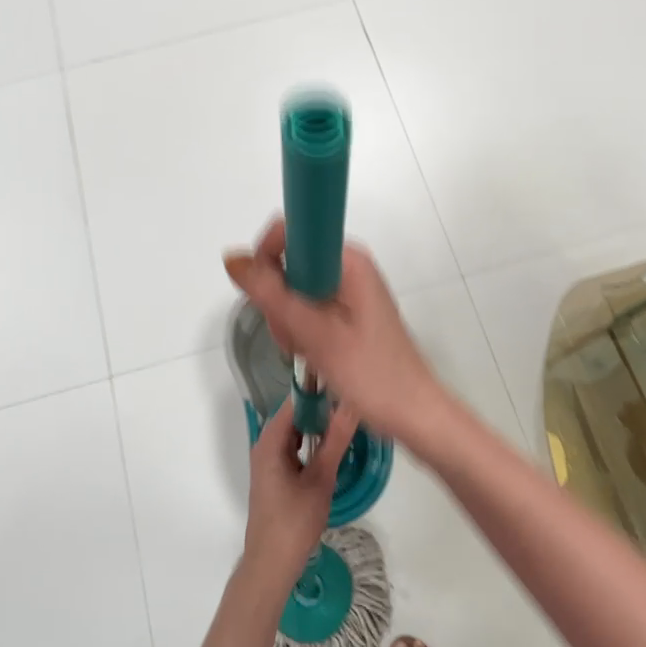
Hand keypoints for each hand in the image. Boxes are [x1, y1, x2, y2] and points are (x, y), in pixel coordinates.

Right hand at [225, 218, 448, 446]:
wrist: (412, 414)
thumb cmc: (370, 374)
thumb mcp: (315, 334)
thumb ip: (272, 295)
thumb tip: (233, 257)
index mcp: (348, 260)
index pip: (291, 232)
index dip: (268, 257)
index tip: (264, 297)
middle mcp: (348, 266)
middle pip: (290, 263)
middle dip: (278, 300)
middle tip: (294, 337)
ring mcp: (349, 290)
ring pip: (295, 289)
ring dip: (288, 321)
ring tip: (306, 352)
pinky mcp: (348, 312)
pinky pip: (308, 308)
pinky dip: (301, 330)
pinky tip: (311, 354)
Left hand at [244, 398, 359, 584]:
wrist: (271, 564)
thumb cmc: (294, 520)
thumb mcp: (320, 478)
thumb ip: (336, 440)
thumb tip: (351, 406)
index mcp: (270, 441)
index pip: (294, 403)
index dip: (318, 394)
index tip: (344, 390)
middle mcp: (264, 445)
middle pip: (293, 417)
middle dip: (320, 412)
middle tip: (350, 410)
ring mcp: (267, 461)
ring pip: (294, 434)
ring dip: (316, 431)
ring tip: (345, 428)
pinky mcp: (273, 476)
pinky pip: (292, 450)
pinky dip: (309, 447)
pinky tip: (330, 453)